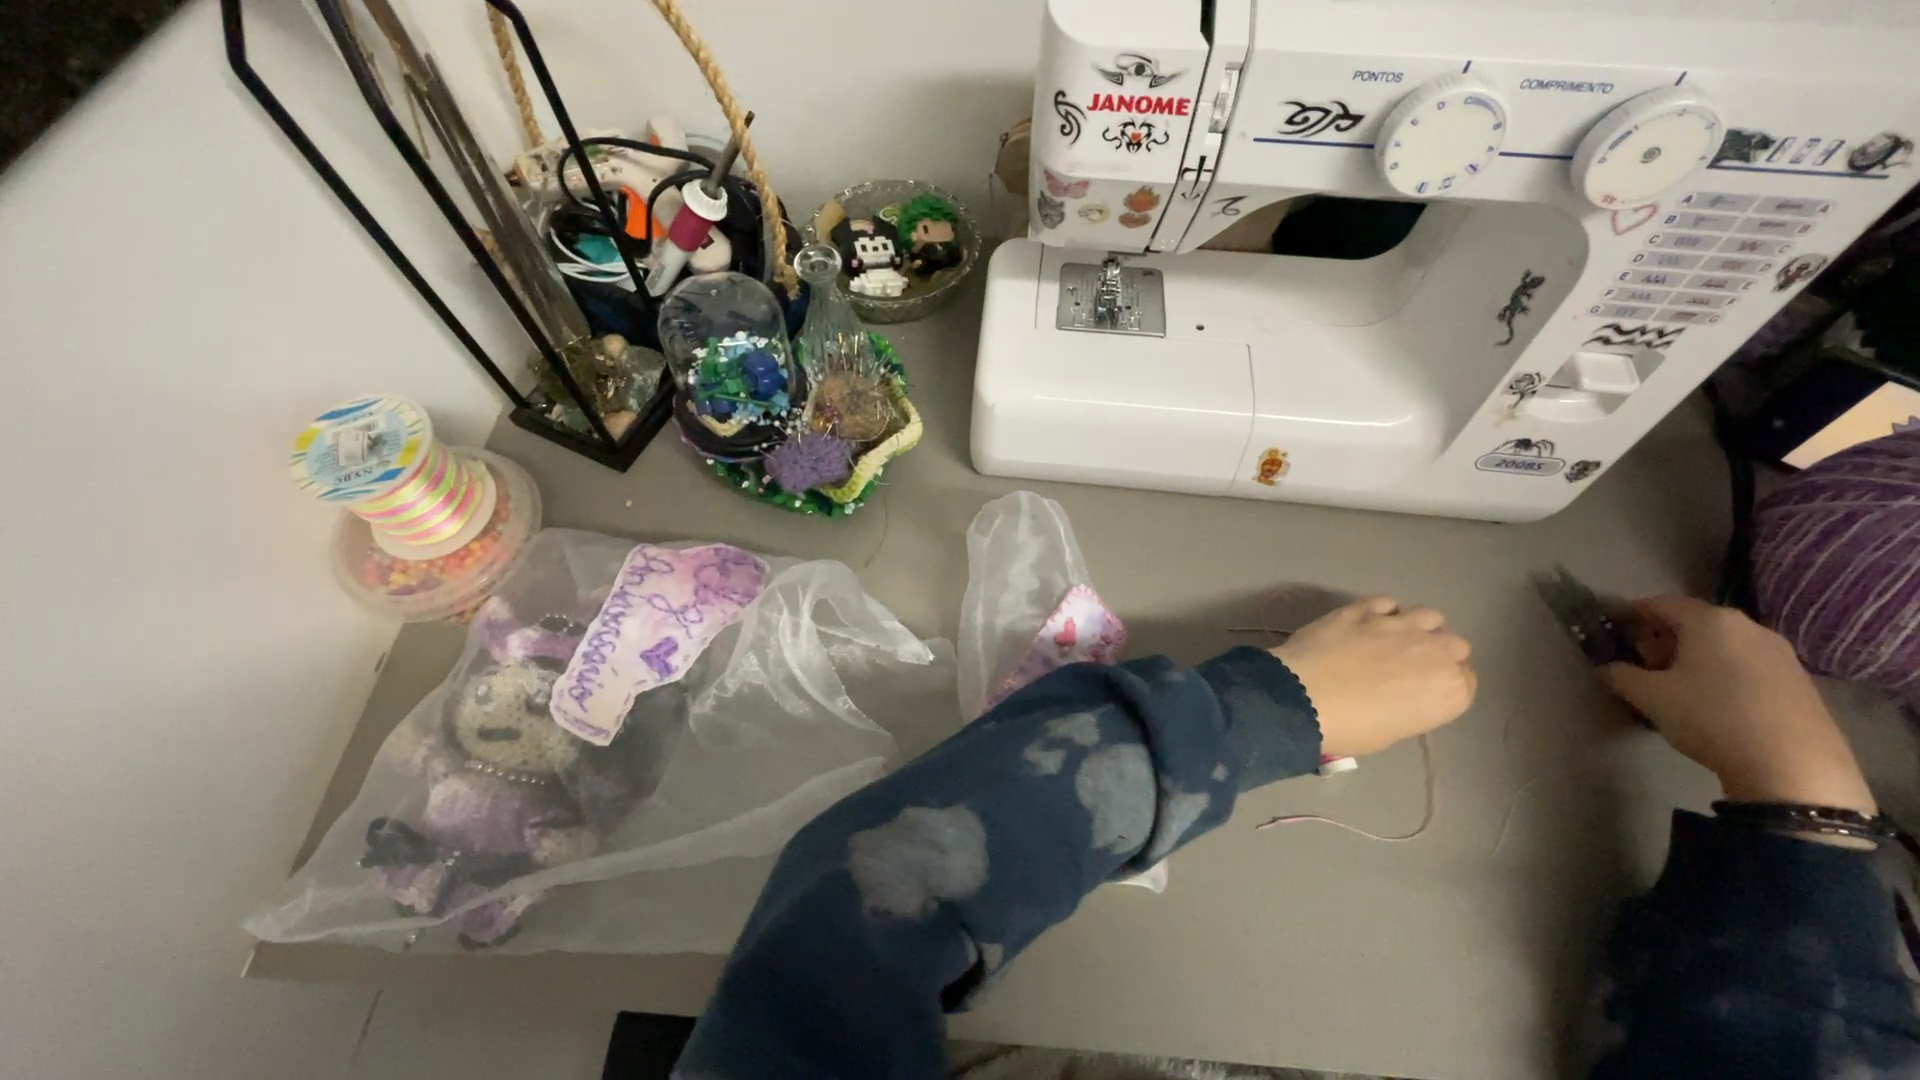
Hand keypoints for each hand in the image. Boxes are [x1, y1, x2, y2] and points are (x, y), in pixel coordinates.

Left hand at [1273, 597, 1476, 758]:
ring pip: (1429, 615)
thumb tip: (1397, 694)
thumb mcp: (1393, 730)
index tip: (1426, 688)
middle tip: (1411, 665)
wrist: (1305, 698)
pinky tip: (1367, 621)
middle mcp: (1435, 652)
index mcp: (1451, 690)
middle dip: (1438, 652)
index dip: (1445, 683)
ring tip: (1395, 638)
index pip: (1465, 680)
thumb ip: (1409, 706)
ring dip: (1418, 626)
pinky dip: (1382, 610)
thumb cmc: (1352, 728)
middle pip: (1454, 645)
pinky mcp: (1365, 609)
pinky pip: (1386, 602)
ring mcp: (1400, 625)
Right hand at [1599, 596, 1874, 814]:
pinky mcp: (1799, 680)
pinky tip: (1712, 700)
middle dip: (1661, 637)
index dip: (1629, 613)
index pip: (1658, 604)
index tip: (1608, 627)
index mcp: (1711, 621)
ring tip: (1674, 684)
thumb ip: (1618, 674)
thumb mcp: (1649, 696)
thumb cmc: (1711, 717)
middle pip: (1693, 622)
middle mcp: (1750, 627)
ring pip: (1722, 643)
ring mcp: (1781, 654)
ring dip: (1691, 655)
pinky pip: (1746, 663)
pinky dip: (1721, 670)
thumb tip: (1606, 666)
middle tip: (1638, 662)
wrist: (1794, 767)